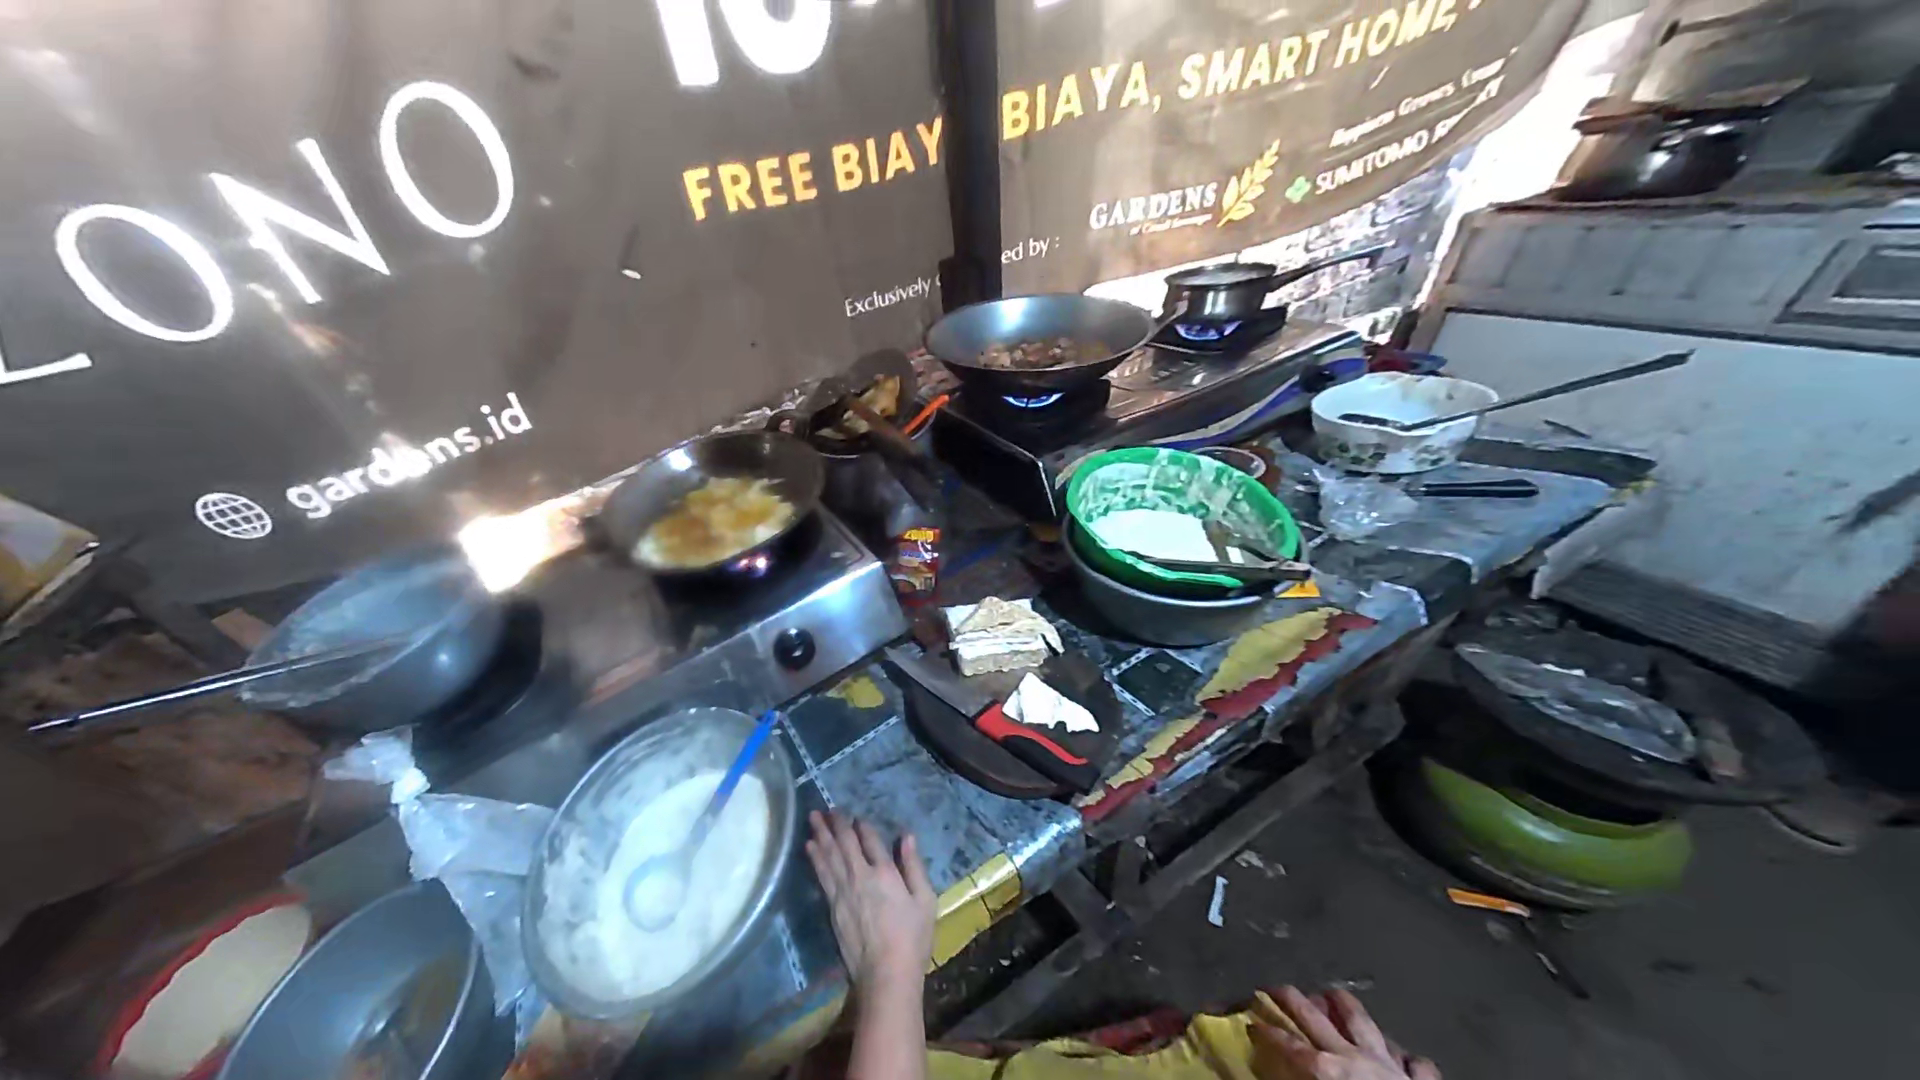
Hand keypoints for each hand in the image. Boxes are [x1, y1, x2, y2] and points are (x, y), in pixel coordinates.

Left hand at [805, 811, 936, 991]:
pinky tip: (810, 848)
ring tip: (812, 819)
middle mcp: (860, 877)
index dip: (861, 825)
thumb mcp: (925, 900)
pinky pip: (822, 875)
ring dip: (820, 835)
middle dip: (835, 824)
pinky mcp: (833, 908)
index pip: (870, 840)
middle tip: (825, 807)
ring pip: (828, 856)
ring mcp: (843, 892)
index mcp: (884, 873)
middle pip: (844, 844)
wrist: (885, 975)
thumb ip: (914, 866)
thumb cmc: (912, 938)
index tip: (854, 814)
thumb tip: (907, 836)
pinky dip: (815, 859)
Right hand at [1252, 986, 1439, 1079]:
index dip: (1269, 1033)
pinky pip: (1415, 1063)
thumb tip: (1279, 1074)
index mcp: (1328, 1070)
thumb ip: (1305, 1079)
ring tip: (1332, 992)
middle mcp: (1354, 1057)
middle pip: (1316, 1019)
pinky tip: (1405, 1056)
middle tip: (1275, 985)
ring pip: (1363, 1023)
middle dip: (1292, 999)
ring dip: (1345, 1006)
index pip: (1291, 1046)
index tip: (1251, 1022)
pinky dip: (1407, 1057)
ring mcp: (1390, 1064)